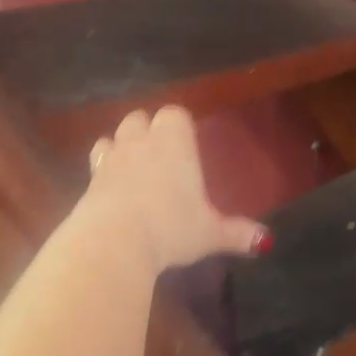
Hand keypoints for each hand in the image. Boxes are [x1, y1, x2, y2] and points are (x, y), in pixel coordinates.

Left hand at [76, 107, 268, 271]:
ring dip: (123, 147)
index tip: (190, 142)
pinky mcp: (90, 181)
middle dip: (149, 131)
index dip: (182, 126)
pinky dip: (106, 173)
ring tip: (136, 171)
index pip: (176, 115)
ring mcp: (111, 159)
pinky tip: (116, 193)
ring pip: (113, 137)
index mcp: (174, 144)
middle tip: (163, 157)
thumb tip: (266, 240)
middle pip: (140, 119)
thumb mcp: (212, 234)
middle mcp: (140, 142)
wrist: (116, 240)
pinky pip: (98, 166)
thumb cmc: (173, 228)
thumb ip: (238, 234)